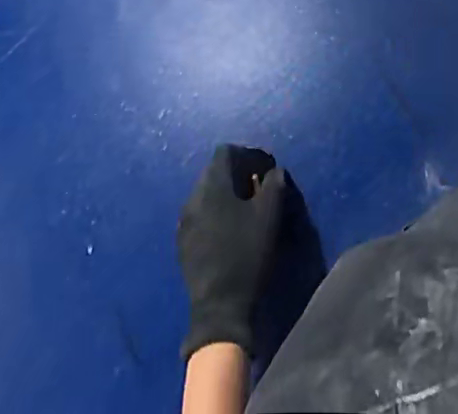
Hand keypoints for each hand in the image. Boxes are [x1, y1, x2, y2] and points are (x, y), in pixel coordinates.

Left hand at [177, 144, 287, 359]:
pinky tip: (228, 229)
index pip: (225, 152)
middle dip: (236, 172)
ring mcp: (184, 218)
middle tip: (258, 185)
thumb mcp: (268, 219)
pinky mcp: (182, 239)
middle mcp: (192, 195)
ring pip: (205, 192)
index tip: (265, 166)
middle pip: (213, 170)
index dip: (247, 153)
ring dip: (225, 192)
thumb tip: (275, 171)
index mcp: (212, 184)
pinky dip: (214, 211)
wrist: (218, 305)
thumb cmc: (247, 255)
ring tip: (245, 208)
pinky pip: (199, 213)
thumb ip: (274, 187)